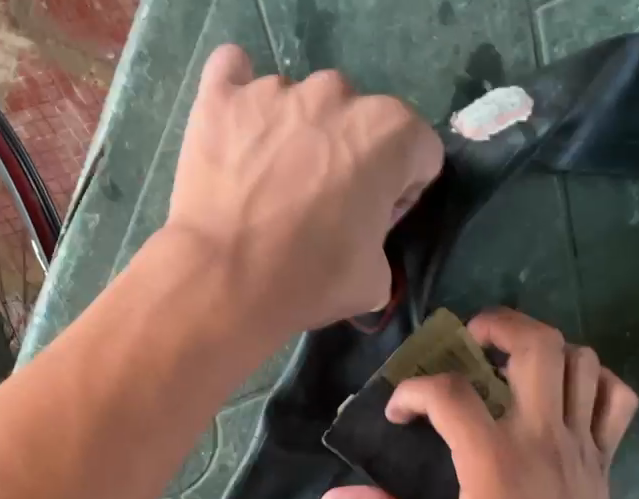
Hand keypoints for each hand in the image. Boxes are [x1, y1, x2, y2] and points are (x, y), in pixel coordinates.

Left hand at [164, 45, 442, 336]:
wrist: (223, 285)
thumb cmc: (308, 284)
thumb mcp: (373, 283)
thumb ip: (381, 246)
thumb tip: (365, 247)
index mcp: (390, 133)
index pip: (417, 151)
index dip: (399, 191)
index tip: (372, 223)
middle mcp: (338, 95)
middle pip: (356, 120)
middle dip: (345, 158)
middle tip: (316, 211)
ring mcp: (276, 90)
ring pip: (298, 104)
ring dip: (292, 135)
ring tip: (266, 190)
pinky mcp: (221, 97)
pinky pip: (233, 72)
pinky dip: (238, 97)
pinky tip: (234, 134)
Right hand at [319, 309, 638, 498]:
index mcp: (494, 462)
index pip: (450, 393)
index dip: (414, 390)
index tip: (398, 414)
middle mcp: (541, 437)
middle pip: (535, 346)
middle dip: (499, 326)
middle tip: (470, 339)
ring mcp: (580, 441)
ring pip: (580, 360)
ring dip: (544, 348)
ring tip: (511, 362)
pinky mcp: (604, 454)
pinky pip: (614, 395)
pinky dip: (593, 379)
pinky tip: (563, 392)